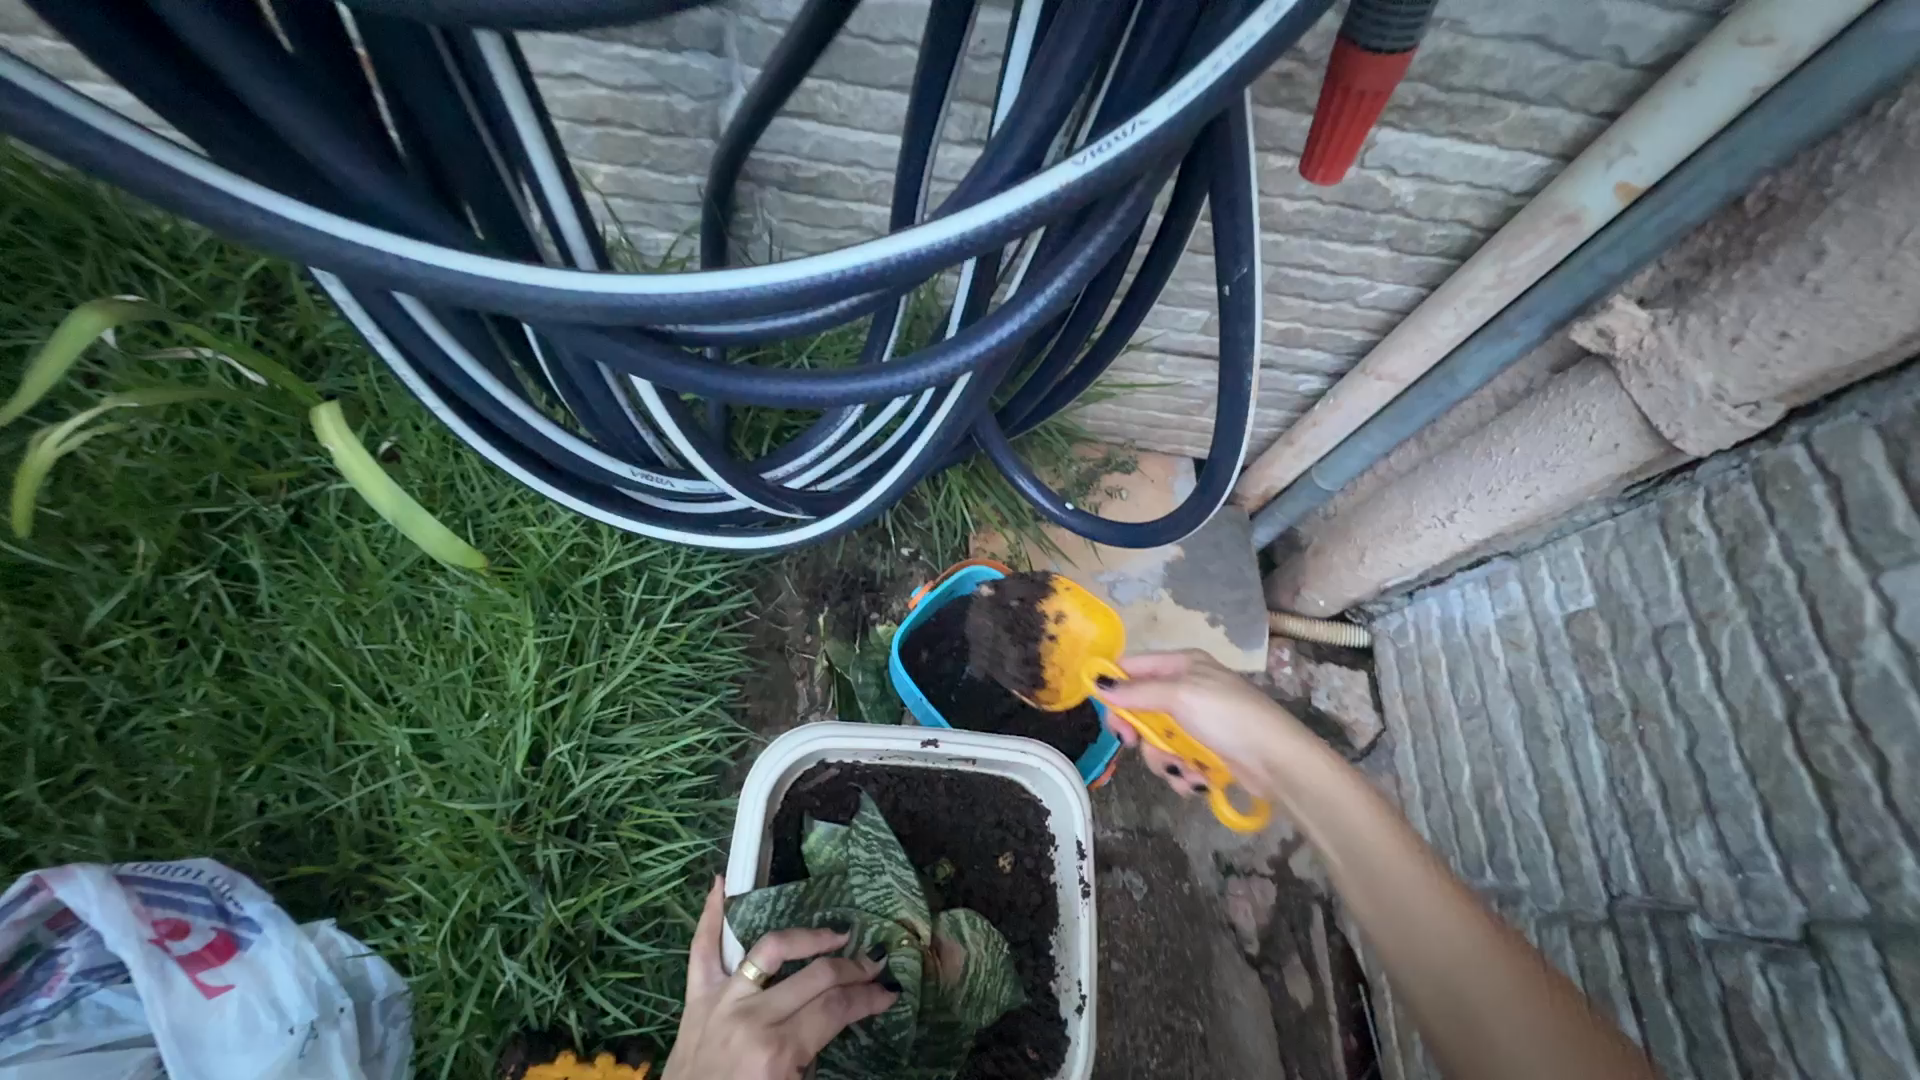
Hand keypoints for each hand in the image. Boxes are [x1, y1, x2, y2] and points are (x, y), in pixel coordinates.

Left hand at [662, 877, 897, 1079]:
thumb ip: (815, 1055)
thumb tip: (842, 1017)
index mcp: (777, 1052)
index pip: (836, 1008)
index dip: (868, 997)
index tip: (889, 992)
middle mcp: (751, 1018)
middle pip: (815, 976)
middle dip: (853, 967)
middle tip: (874, 963)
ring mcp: (721, 1002)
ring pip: (771, 949)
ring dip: (808, 936)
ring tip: (835, 934)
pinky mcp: (696, 1000)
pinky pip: (702, 950)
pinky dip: (710, 916)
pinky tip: (721, 884)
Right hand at [1096, 649, 1320, 800]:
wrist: (1277, 760)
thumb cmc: (1228, 716)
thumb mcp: (1180, 696)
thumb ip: (1137, 692)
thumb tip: (1098, 683)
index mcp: (1183, 664)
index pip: (1135, 668)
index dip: (1116, 687)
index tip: (1105, 711)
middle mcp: (1187, 689)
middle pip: (1141, 708)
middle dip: (1140, 731)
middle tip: (1133, 744)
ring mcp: (1197, 722)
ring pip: (1157, 740)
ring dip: (1164, 759)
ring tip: (1182, 768)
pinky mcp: (1205, 751)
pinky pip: (1177, 760)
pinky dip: (1182, 772)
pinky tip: (1197, 779)